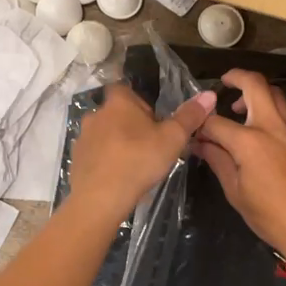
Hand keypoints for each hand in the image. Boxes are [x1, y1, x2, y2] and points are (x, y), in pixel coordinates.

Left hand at [67, 84, 216, 220]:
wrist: (101, 197)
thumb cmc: (139, 160)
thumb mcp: (173, 138)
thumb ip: (190, 116)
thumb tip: (209, 94)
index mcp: (118, 102)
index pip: (125, 89)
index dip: (140, 102)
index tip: (153, 120)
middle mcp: (96, 114)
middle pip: (115, 112)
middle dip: (130, 124)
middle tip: (149, 145)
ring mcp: (83, 138)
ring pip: (104, 134)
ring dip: (116, 143)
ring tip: (134, 164)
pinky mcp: (76, 160)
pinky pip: (94, 154)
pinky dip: (105, 161)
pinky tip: (118, 178)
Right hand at [192, 70, 285, 254]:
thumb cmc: (269, 216)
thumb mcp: (235, 191)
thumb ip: (217, 160)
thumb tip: (199, 143)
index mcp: (248, 142)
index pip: (216, 122)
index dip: (201, 126)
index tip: (194, 133)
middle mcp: (272, 126)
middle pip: (255, 84)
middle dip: (237, 77)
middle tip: (226, 82)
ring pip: (277, 94)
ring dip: (259, 93)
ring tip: (245, 107)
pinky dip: (278, 111)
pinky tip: (271, 127)